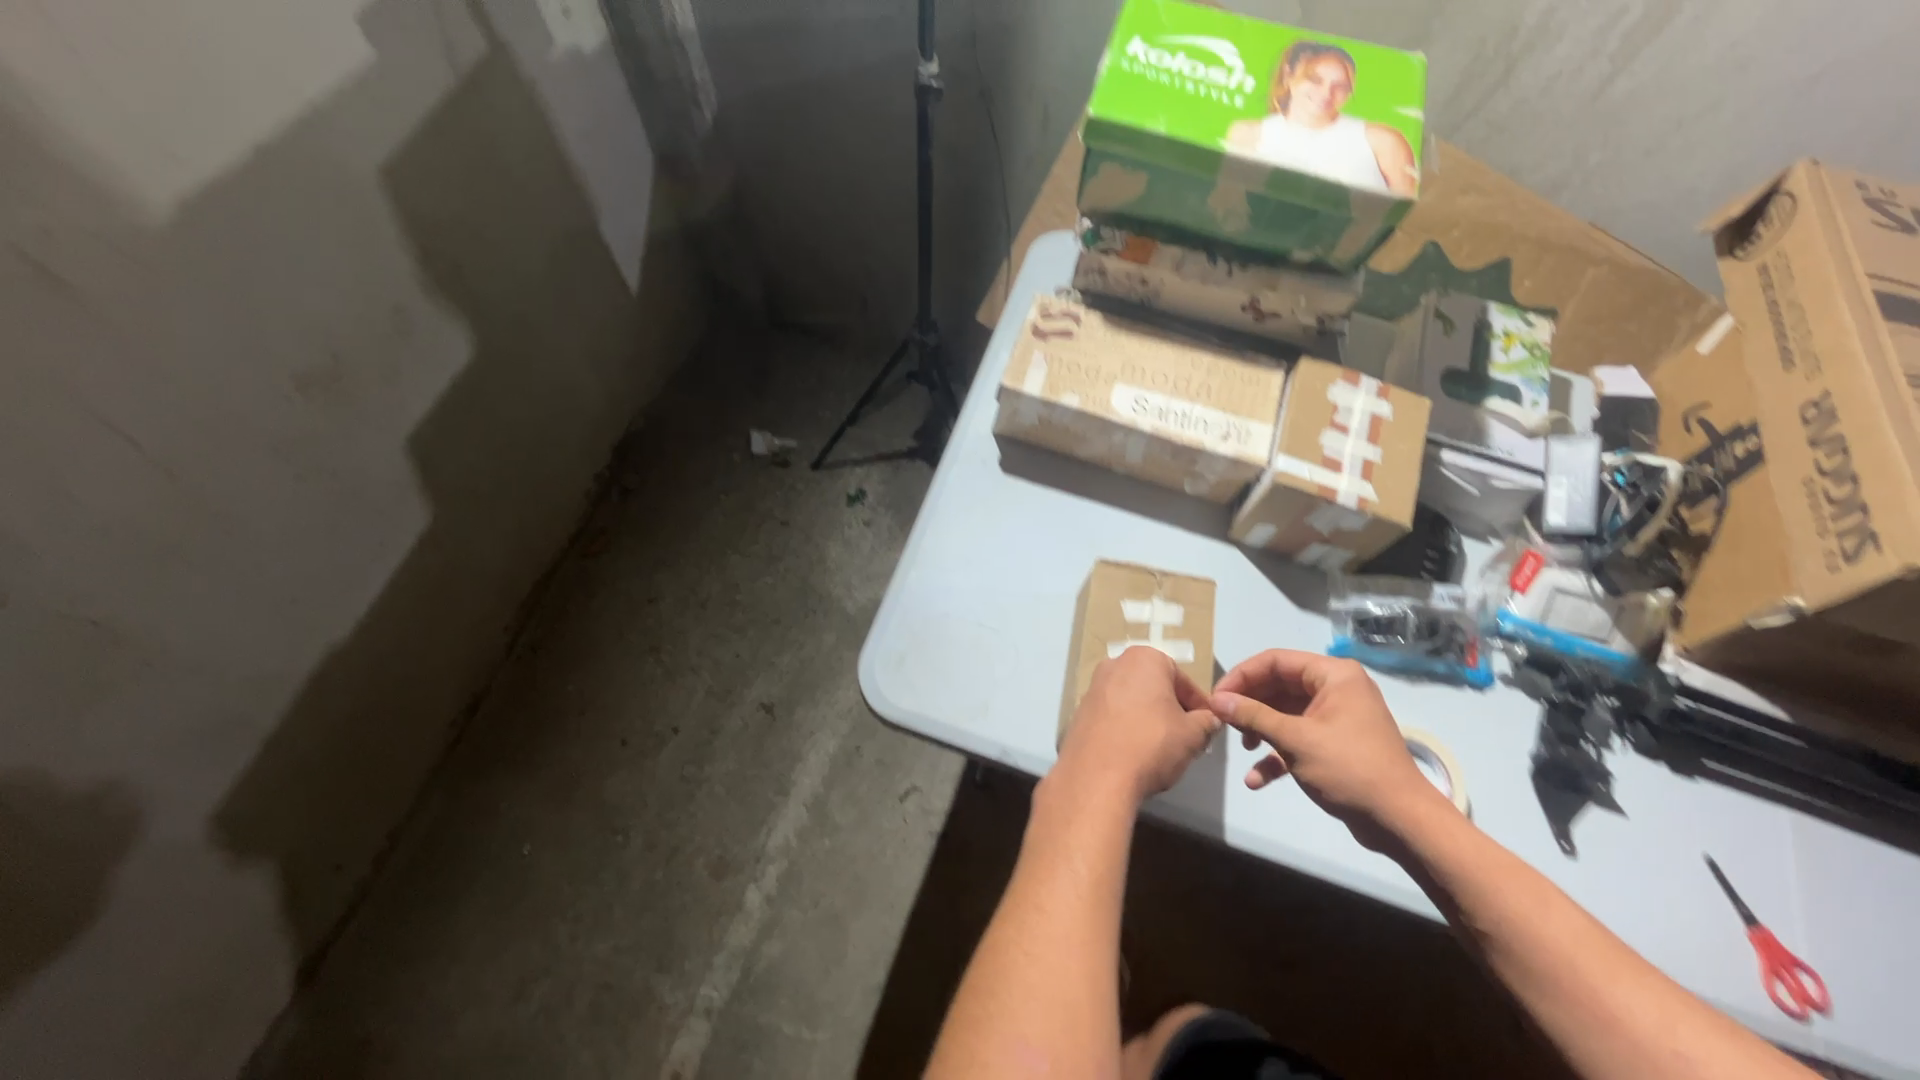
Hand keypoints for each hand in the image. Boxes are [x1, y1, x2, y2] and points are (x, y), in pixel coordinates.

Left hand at [1054, 646, 1221, 805]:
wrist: (1097, 777)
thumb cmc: (1151, 744)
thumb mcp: (1193, 735)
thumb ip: (1206, 722)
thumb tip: (1209, 720)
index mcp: (1144, 659)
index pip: (1183, 680)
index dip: (1198, 704)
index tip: (1206, 725)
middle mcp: (1114, 665)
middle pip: (1154, 687)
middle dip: (1171, 709)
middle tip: (1185, 736)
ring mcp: (1092, 688)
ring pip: (1132, 701)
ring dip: (1148, 718)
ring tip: (1161, 748)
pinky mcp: (1079, 713)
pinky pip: (1112, 716)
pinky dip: (1126, 728)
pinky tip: (1135, 752)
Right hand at [1211, 650, 1448, 846]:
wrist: (1399, 819)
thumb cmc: (1349, 768)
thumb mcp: (1295, 740)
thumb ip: (1253, 716)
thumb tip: (1216, 700)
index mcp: (1333, 675)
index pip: (1275, 661)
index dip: (1241, 676)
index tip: (1215, 698)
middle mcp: (1336, 689)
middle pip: (1278, 686)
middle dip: (1250, 706)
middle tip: (1223, 723)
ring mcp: (1336, 717)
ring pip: (1285, 714)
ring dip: (1261, 731)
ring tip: (1242, 748)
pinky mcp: (1335, 744)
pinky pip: (1298, 739)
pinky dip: (1277, 754)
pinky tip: (1257, 779)